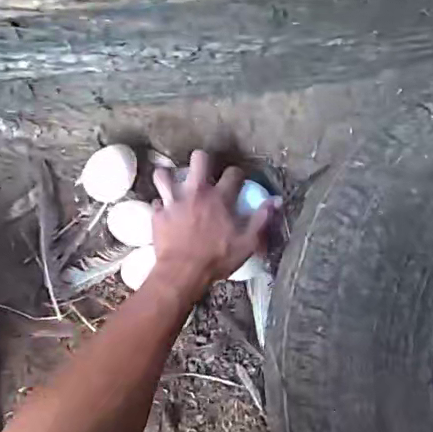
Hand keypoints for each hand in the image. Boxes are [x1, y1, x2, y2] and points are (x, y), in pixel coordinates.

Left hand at [149, 150, 275, 293]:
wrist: (183, 272)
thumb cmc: (217, 259)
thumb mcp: (247, 242)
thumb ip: (261, 219)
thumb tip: (276, 201)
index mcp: (220, 198)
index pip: (233, 173)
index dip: (237, 174)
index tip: (238, 181)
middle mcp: (196, 192)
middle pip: (198, 159)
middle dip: (202, 161)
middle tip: (204, 172)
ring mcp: (174, 201)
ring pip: (164, 174)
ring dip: (169, 177)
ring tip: (174, 184)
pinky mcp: (158, 214)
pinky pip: (156, 201)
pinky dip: (161, 205)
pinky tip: (165, 211)